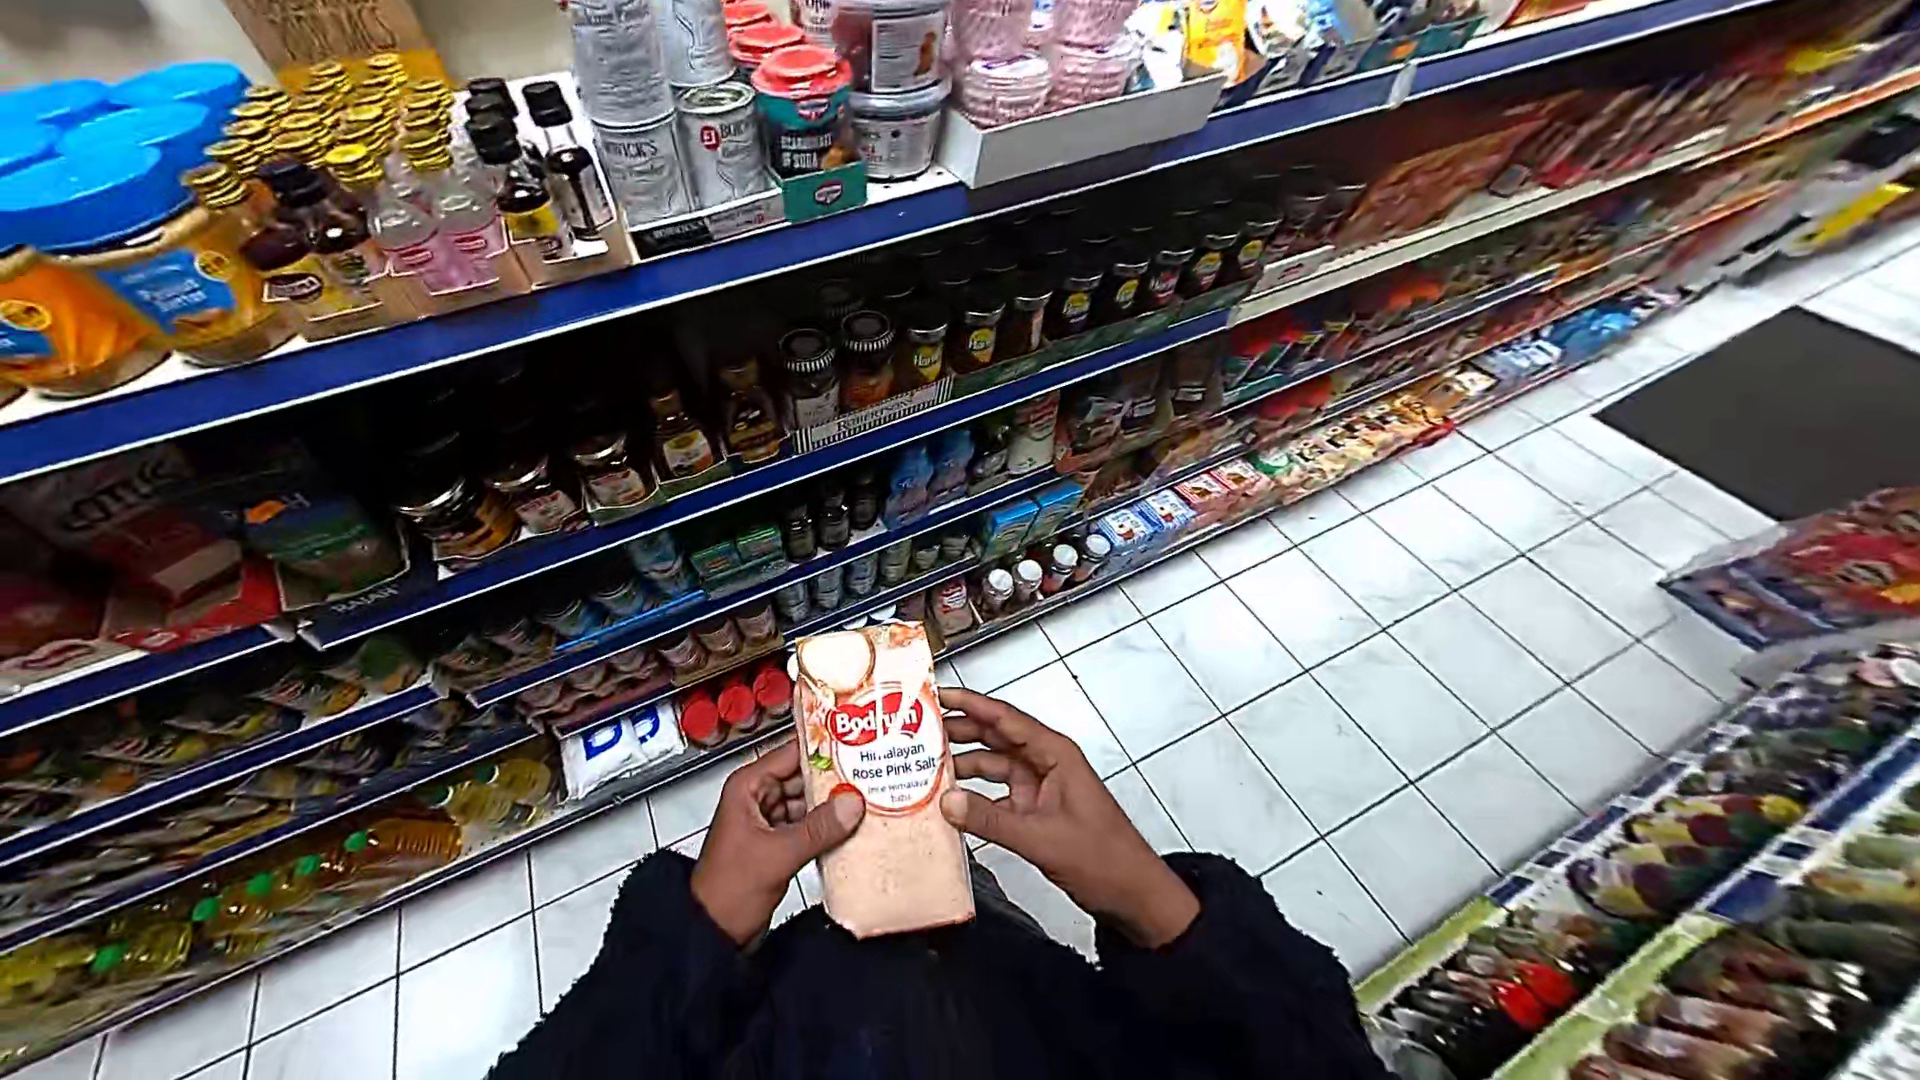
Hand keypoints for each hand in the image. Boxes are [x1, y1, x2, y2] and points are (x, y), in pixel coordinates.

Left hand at [690, 740, 864, 945]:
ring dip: (835, 803)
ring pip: (810, 800)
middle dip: (836, 777)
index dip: (824, 747)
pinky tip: (853, 825)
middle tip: (871, 772)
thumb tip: (853, 802)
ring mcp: (770, 819)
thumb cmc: (726, 892)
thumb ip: (817, 828)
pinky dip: (829, 825)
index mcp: (749, 787)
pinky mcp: (780, 842)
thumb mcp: (776, 855)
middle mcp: (759, 797)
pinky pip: (810, 823)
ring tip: (869, 796)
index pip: (792, 753)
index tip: (856, 743)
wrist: (712, 938)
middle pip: (805, 776)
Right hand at [937, 688, 1199, 947]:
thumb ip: (991, 820)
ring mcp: (1039, 785)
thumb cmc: (1105, 858)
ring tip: (926, 764)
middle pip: (995, 736)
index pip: (1005, 718)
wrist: (1134, 897)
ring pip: (992, 764)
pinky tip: (951, 801)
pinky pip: (996, 794)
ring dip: (963, 765)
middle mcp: (1045, 762)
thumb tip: (947, 801)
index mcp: (1054, 753)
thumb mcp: (1042, 838)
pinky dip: (974, 796)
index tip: (940, 693)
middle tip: (920, 728)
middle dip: (959, 730)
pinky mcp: (1034, 809)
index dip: (971, 703)